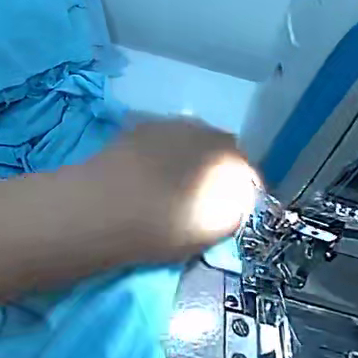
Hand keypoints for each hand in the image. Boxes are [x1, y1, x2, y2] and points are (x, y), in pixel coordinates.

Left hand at [62, 117, 259, 264]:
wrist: (106, 205)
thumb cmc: (164, 228)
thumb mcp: (211, 233)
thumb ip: (232, 213)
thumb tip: (234, 202)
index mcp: (235, 165)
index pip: (250, 180)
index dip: (241, 197)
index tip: (229, 212)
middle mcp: (214, 136)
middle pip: (226, 154)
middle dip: (219, 171)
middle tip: (200, 197)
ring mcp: (179, 125)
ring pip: (197, 141)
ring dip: (192, 156)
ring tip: (172, 180)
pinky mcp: (148, 124)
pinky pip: (168, 138)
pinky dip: (165, 150)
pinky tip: (149, 169)